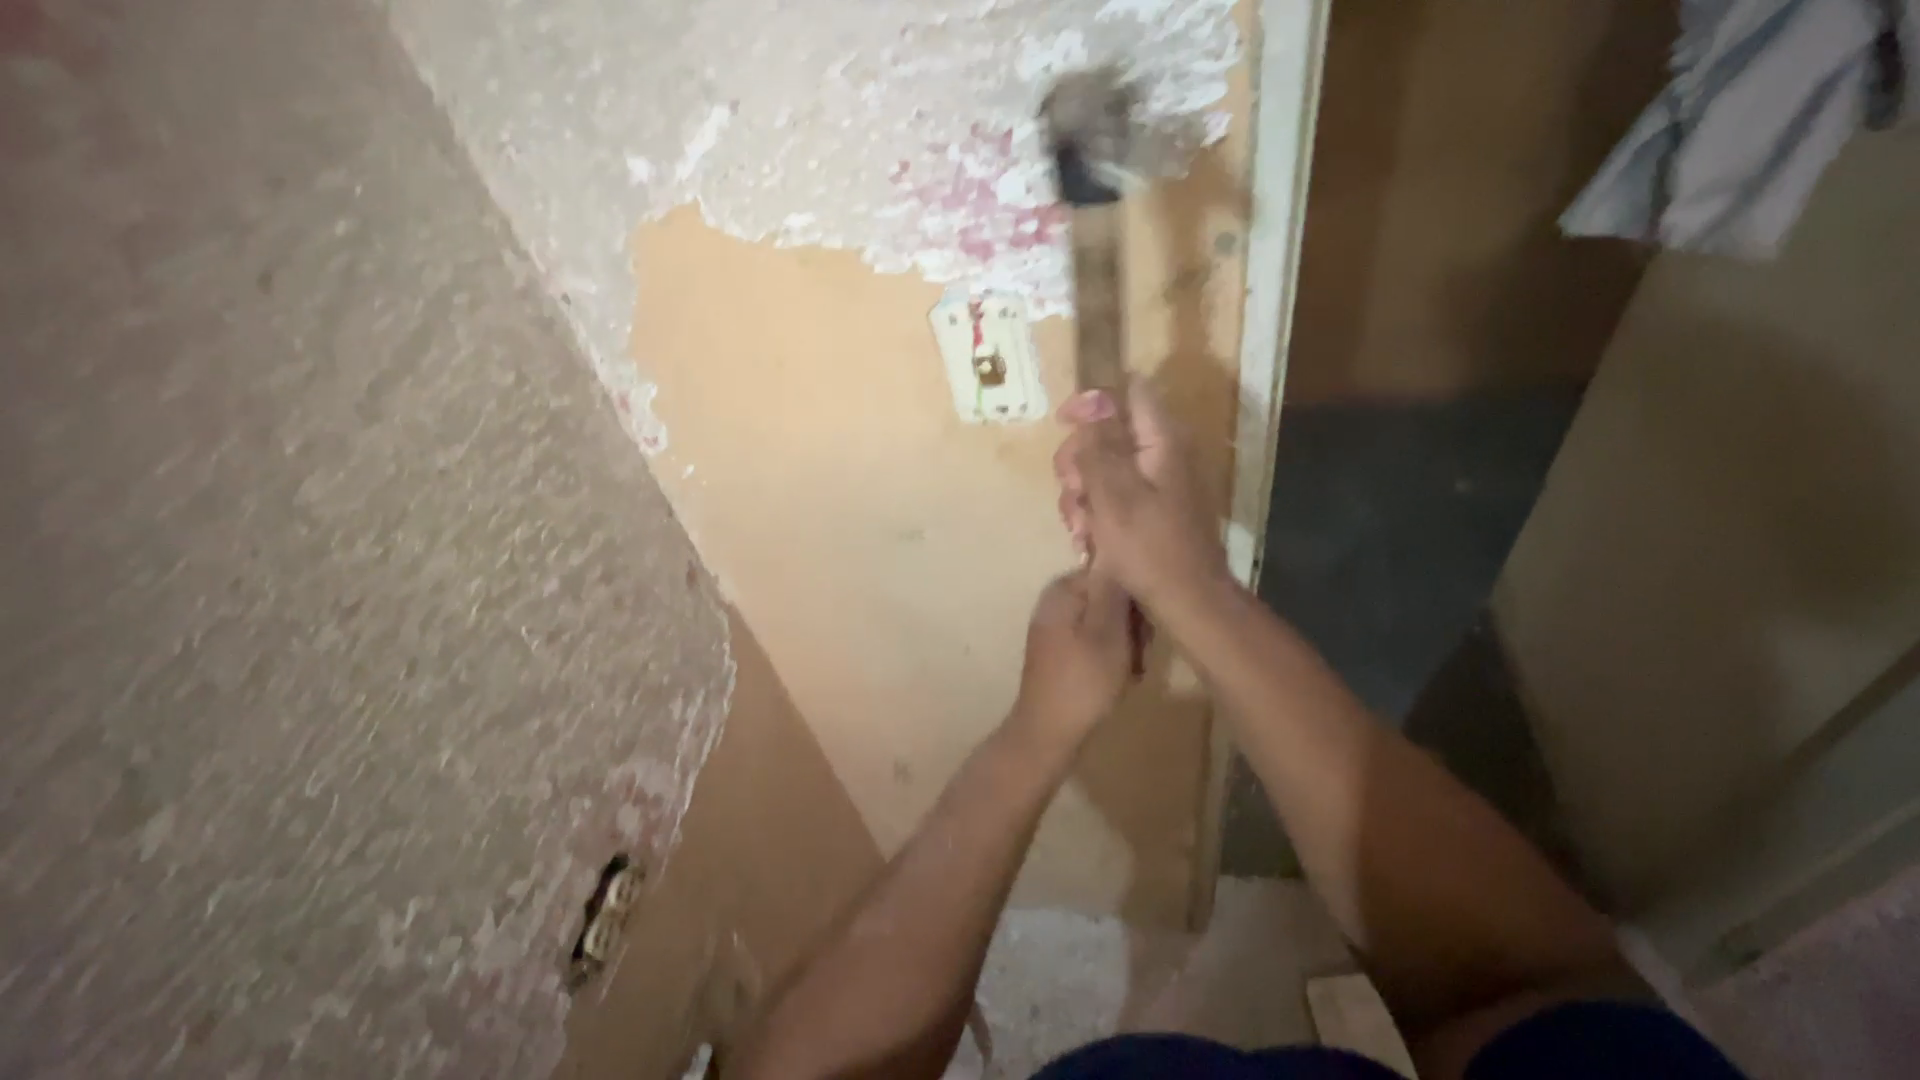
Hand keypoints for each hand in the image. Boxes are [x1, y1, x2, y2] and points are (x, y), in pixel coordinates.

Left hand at [1010, 570, 1134, 743]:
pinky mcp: (1062, 651)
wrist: (1048, 732)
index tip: (1147, 627)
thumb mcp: (1108, 630)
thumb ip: (1114, 589)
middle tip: (1140, 654)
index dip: (1137, 598)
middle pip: (1112, 597)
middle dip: (1133, 625)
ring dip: (1128, 644)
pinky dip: (1113, 658)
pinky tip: (1123, 678)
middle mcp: (1057, 601)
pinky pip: (1097, 642)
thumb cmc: (1084, 680)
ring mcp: (1058, 627)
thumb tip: (1119, 547)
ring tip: (1132, 670)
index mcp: (1064, 589)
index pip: (1114, 572)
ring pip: (1109, 622)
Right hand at [1053, 379, 1227, 614]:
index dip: (1092, 401)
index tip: (1063, 424)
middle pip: (1108, 432)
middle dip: (1079, 460)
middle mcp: (1161, 453)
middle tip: (1072, 492)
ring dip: (1082, 494)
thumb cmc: (1148, 548)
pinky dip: (1095, 513)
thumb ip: (1099, 444)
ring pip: (1104, 468)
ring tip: (1080, 528)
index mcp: (1160, 440)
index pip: (1128, 391)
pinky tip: (1088, 540)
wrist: (1186, 601)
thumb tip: (1094, 397)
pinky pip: (1113, 496)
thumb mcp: (1113, 494)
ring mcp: (1157, 483)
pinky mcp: (1150, 509)